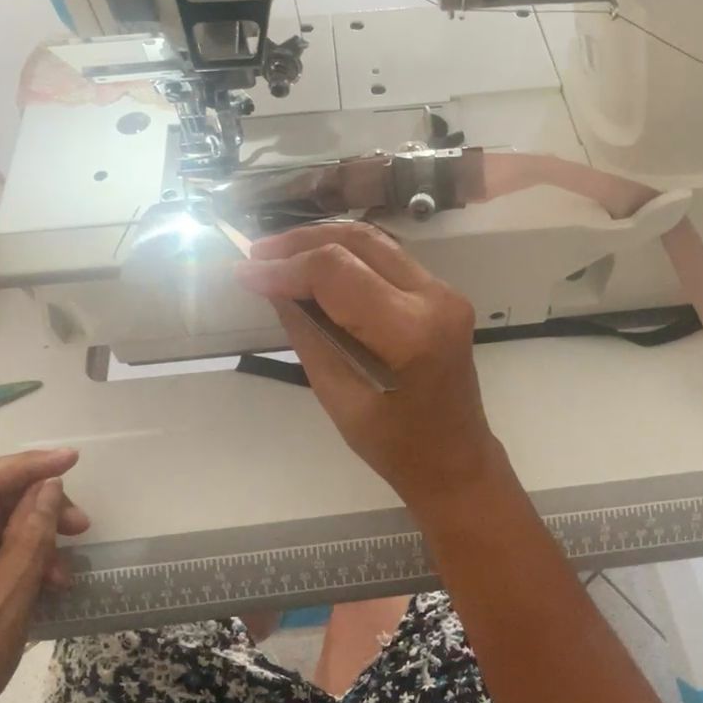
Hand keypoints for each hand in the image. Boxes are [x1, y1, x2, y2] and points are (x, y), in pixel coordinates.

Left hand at [0, 448, 90, 702]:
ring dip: (34, 534)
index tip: (71, 460)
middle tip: (81, 525)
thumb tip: (50, 487)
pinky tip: (48, 578)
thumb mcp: (9, 604)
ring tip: (67, 567)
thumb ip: (30, 539)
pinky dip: (19, 554)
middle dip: (38, 506)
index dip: (27, 466)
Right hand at [234, 221, 512, 517]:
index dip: (285, 267)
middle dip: (301, 241)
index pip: (336, 273)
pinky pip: (388, 259)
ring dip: (323, 242)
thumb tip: (274, 290)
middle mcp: (435, 299)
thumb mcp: (340, 400)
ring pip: (375, 242)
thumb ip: (308, 337)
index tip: (245, 273)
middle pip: (359, 242)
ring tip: (277, 255)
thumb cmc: (397, 447)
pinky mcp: (443, 294)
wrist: (457, 460)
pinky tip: (314, 267)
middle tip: (257, 253)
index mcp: (411, 333)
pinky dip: (347, 256)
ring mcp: (445, 292)